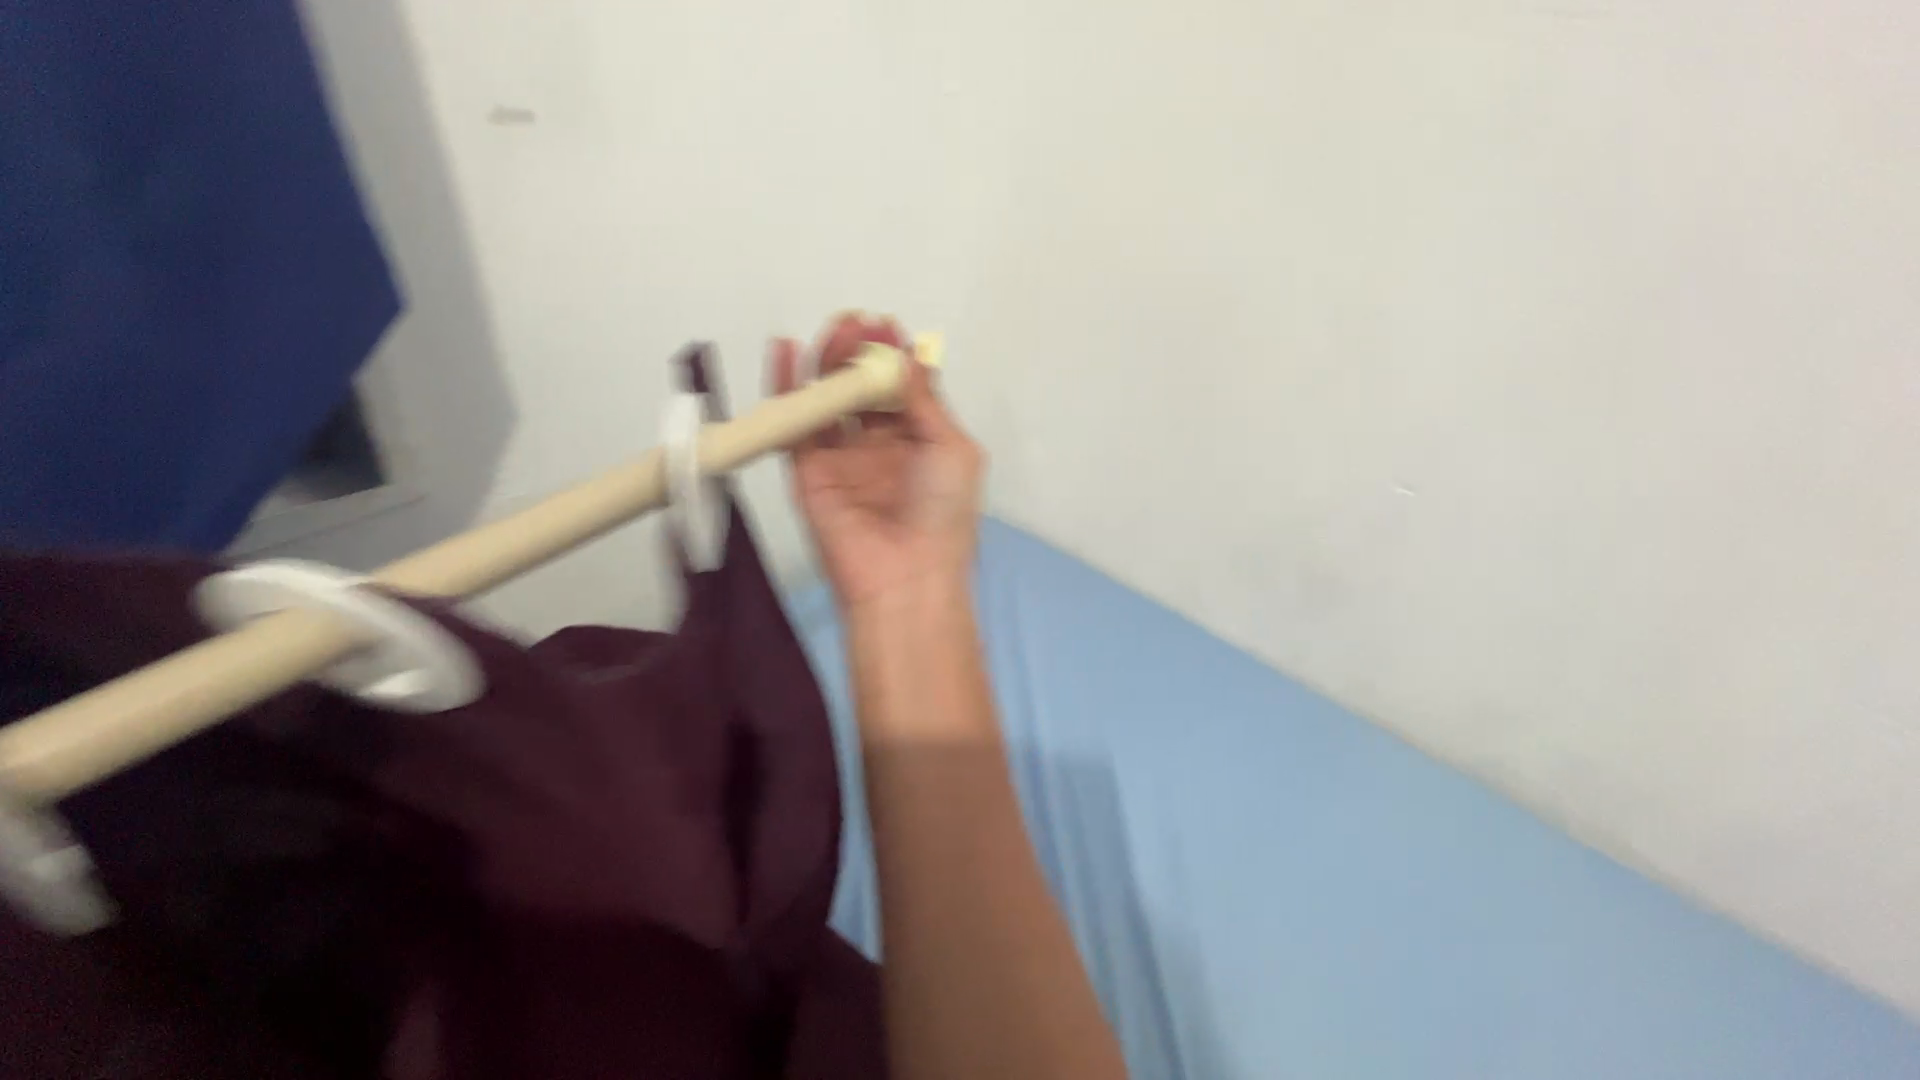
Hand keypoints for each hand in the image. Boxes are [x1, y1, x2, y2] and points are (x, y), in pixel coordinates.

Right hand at [770, 313, 983, 612]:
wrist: (906, 576)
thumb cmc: (943, 511)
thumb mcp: (952, 449)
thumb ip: (925, 399)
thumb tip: (906, 352)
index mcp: (920, 441)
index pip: (901, 387)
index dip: (893, 355)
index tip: (886, 325)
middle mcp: (879, 445)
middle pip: (862, 388)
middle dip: (859, 352)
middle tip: (856, 323)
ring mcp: (841, 457)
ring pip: (828, 399)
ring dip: (827, 362)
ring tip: (833, 330)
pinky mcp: (806, 471)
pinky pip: (794, 423)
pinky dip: (786, 386)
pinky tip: (784, 350)